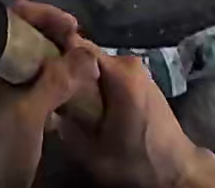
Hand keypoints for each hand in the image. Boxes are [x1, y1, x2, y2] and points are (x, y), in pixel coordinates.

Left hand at [0, 1, 99, 187]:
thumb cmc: (0, 152)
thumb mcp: (30, 114)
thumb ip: (57, 81)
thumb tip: (87, 55)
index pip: (13, 18)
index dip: (43, 15)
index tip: (69, 25)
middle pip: (28, 32)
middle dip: (57, 34)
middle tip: (78, 42)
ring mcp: (4, 82)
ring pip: (36, 52)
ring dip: (61, 53)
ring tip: (81, 60)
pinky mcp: (16, 97)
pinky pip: (41, 71)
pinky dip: (59, 70)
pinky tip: (74, 79)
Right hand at [56, 47, 214, 187]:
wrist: (176, 168)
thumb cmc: (137, 161)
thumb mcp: (95, 155)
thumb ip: (68, 130)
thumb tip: (47, 109)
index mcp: (119, 73)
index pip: (80, 46)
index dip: (56, 50)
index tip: (37, 60)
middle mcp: (128, 61)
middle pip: (88, 54)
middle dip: (67, 67)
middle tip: (45, 83)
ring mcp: (136, 67)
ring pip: (98, 63)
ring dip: (81, 76)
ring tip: (61, 93)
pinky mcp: (139, 77)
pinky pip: (109, 71)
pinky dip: (95, 81)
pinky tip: (84, 99)